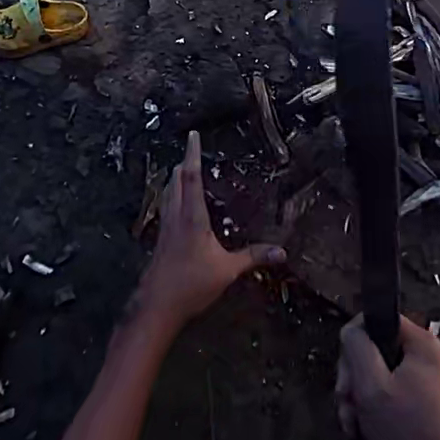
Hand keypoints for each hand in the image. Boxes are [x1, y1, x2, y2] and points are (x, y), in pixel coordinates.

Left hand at [128, 131, 284, 333]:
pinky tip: (176, 200)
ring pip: (169, 190)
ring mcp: (166, 225)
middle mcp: (176, 215)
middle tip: (193, 149)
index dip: (192, 154)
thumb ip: (253, 258)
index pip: (191, 177)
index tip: (193, 135)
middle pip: (177, 179)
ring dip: (176, 176)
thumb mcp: (227, 270)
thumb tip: (282, 252)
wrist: (157, 304)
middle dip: (185, 161)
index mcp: (192, 217)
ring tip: (184, 168)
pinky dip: (172, 192)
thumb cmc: (191, 284)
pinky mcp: (162, 236)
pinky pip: (166, 204)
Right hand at [337, 315, 439, 439]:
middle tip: (345, 398)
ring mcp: (426, 377)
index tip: (346, 371)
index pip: (376, 318)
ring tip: (350, 418)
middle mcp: (428, 354)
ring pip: (376, 370)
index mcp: (422, 342)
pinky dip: (371, 404)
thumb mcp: (370, 382)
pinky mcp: (422, 398)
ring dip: (357, 393)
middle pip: (373, 347)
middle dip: (353, 375)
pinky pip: (388, 388)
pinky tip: (359, 425)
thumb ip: (356, 345)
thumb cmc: (405, 429)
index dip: (354, 340)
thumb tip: (351, 330)